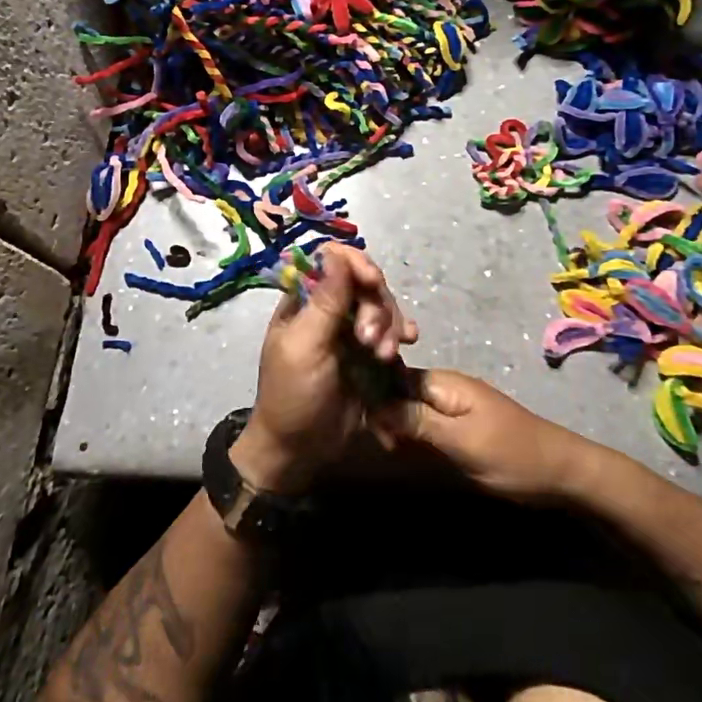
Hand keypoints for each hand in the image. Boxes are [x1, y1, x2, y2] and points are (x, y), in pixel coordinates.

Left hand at [231, 244, 416, 494]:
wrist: (300, 449)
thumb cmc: (293, 394)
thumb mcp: (305, 346)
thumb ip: (324, 301)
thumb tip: (334, 252)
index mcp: (303, 301)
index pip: (332, 261)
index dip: (355, 264)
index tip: (372, 282)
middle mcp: (327, 309)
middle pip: (364, 283)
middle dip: (377, 306)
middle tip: (371, 343)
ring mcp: (349, 331)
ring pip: (381, 306)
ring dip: (389, 325)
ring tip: (385, 356)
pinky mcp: (367, 354)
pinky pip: (390, 331)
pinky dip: (400, 333)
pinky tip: (408, 341)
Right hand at [375, 369, 601, 505]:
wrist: (563, 472)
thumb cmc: (512, 455)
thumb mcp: (462, 441)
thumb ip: (418, 421)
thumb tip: (375, 406)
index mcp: (444, 382)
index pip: (393, 376)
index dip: (376, 398)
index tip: (371, 429)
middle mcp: (444, 387)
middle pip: (398, 392)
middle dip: (385, 416)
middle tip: (389, 448)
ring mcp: (452, 405)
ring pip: (409, 408)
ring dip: (398, 428)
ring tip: (395, 451)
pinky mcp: (459, 424)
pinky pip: (425, 422)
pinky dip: (413, 435)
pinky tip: (409, 451)